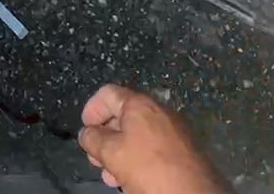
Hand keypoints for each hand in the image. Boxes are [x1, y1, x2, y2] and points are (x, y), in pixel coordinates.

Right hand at [77, 85, 229, 193]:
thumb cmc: (150, 169)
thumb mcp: (111, 154)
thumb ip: (92, 139)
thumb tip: (87, 134)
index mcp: (139, 104)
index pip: (107, 94)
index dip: (91, 110)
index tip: (86, 131)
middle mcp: (160, 112)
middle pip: (123, 117)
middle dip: (106, 138)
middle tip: (97, 159)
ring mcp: (177, 133)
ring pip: (139, 137)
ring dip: (121, 153)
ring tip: (114, 177)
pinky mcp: (188, 154)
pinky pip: (156, 149)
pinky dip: (141, 160)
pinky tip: (136, 180)